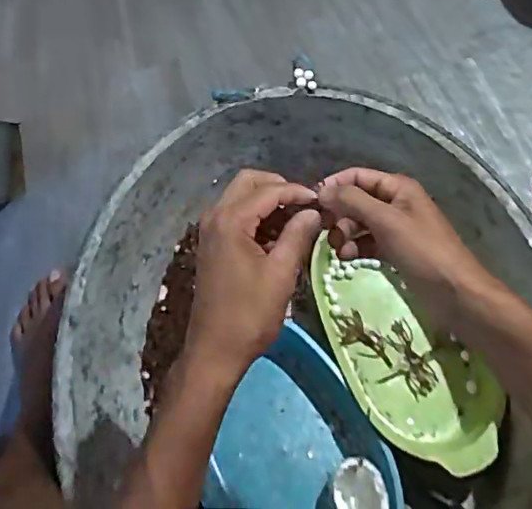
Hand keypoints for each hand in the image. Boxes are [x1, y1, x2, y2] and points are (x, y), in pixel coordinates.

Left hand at [185, 169, 322, 373]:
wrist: (214, 350)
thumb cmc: (249, 314)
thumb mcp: (280, 274)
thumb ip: (297, 236)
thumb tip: (313, 212)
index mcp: (230, 220)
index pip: (267, 190)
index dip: (296, 191)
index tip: (320, 200)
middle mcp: (215, 215)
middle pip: (248, 182)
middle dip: (278, 187)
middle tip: (304, 204)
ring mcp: (210, 227)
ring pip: (240, 195)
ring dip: (266, 200)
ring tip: (296, 218)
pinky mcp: (212, 241)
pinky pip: (235, 212)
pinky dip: (256, 214)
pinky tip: (277, 233)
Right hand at [318, 168, 499, 331]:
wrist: (459, 296)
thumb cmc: (423, 251)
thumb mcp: (386, 221)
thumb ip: (353, 201)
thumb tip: (322, 190)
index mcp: (398, 187)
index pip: (357, 176)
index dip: (335, 185)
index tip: (313, 203)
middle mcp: (397, 202)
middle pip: (357, 199)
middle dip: (339, 213)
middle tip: (324, 232)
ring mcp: (398, 227)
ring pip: (361, 222)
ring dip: (345, 233)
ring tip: (337, 251)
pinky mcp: (397, 249)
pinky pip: (369, 241)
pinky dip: (357, 247)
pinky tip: (348, 259)